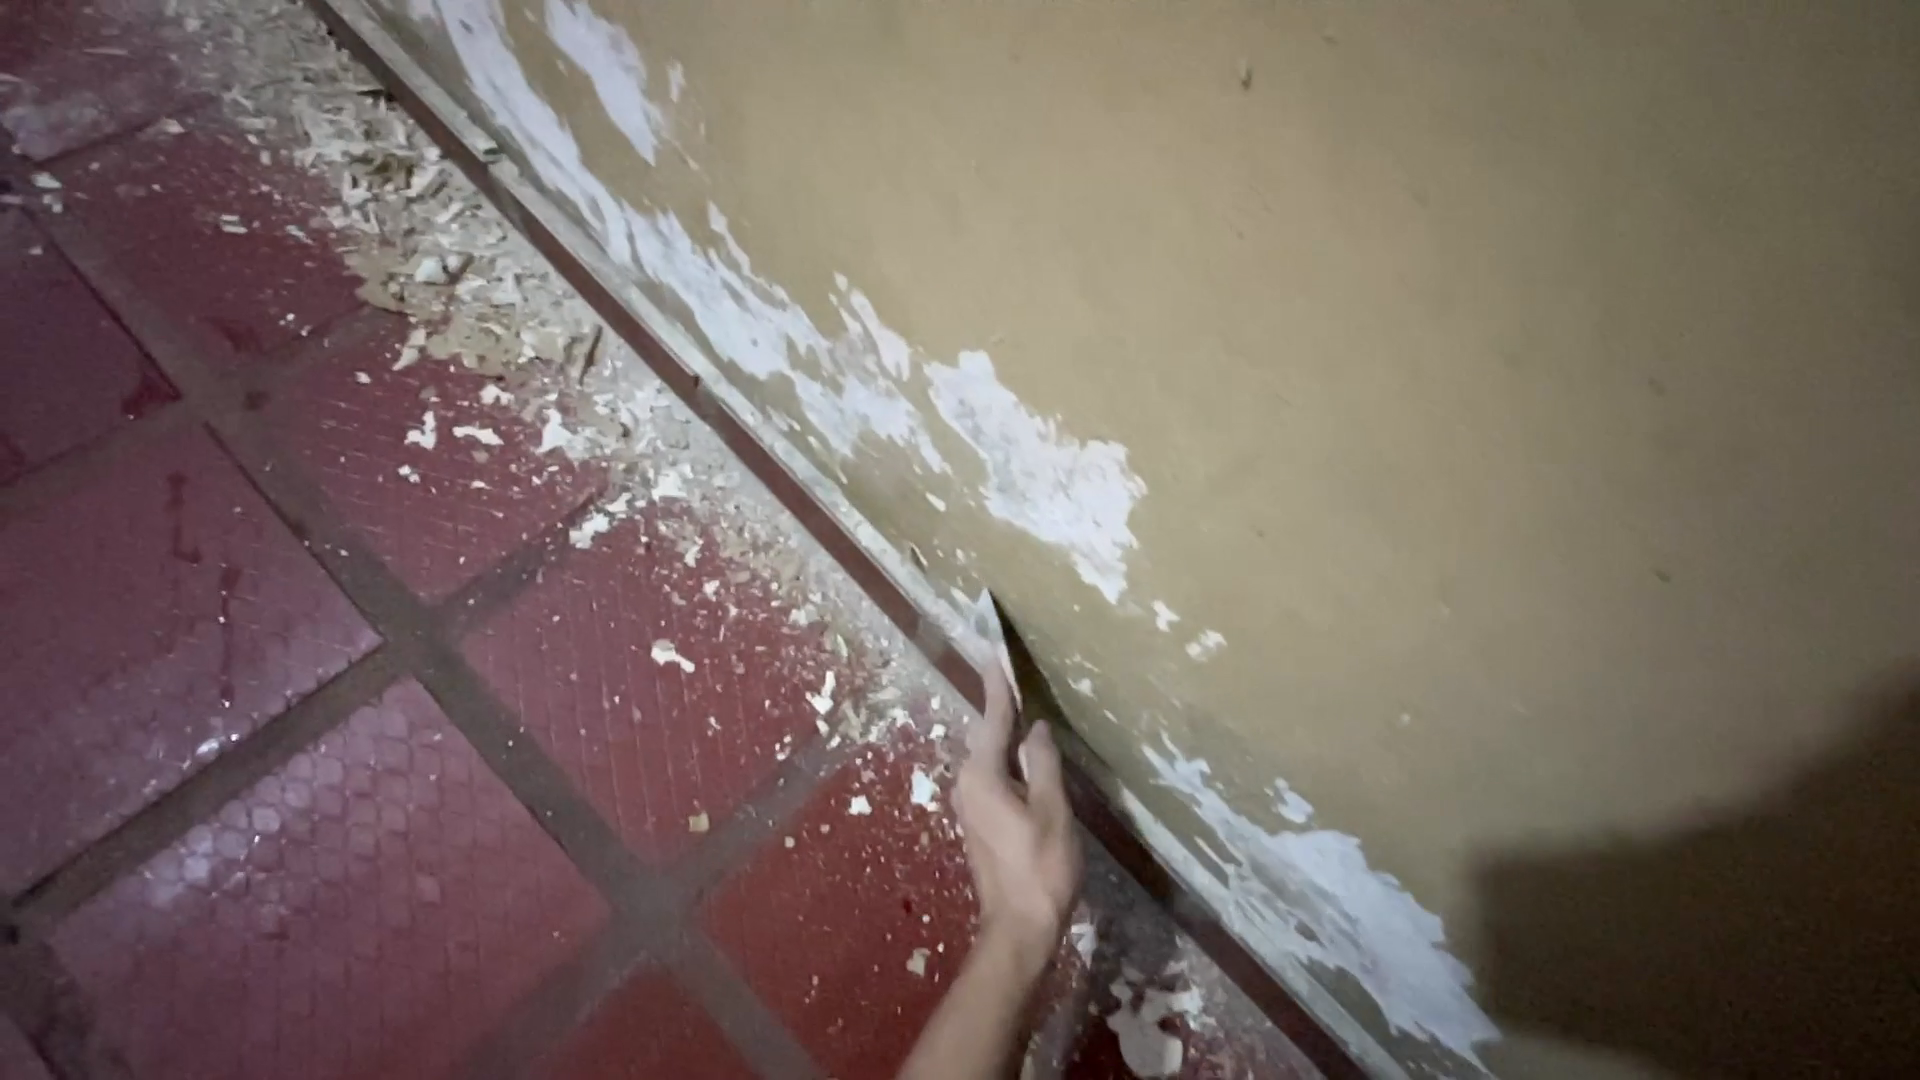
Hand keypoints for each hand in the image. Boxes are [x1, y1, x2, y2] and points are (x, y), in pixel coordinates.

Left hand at [954, 661, 1082, 973]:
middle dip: (1003, 707)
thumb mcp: (1052, 810)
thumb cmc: (1040, 867)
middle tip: (1014, 676)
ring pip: (991, 758)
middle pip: (988, 736)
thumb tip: (1036, 729)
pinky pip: (993, 777)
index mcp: (982, 775)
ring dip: (1007, 736)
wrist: (1018, 928)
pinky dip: (1008, 762)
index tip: (992, 654)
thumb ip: (1043, 763)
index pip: (993, 719)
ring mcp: (969, 805)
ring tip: (1025, 708)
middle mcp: (967, 784)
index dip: (998, 686)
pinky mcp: (978, 821)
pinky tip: (1026, 759)